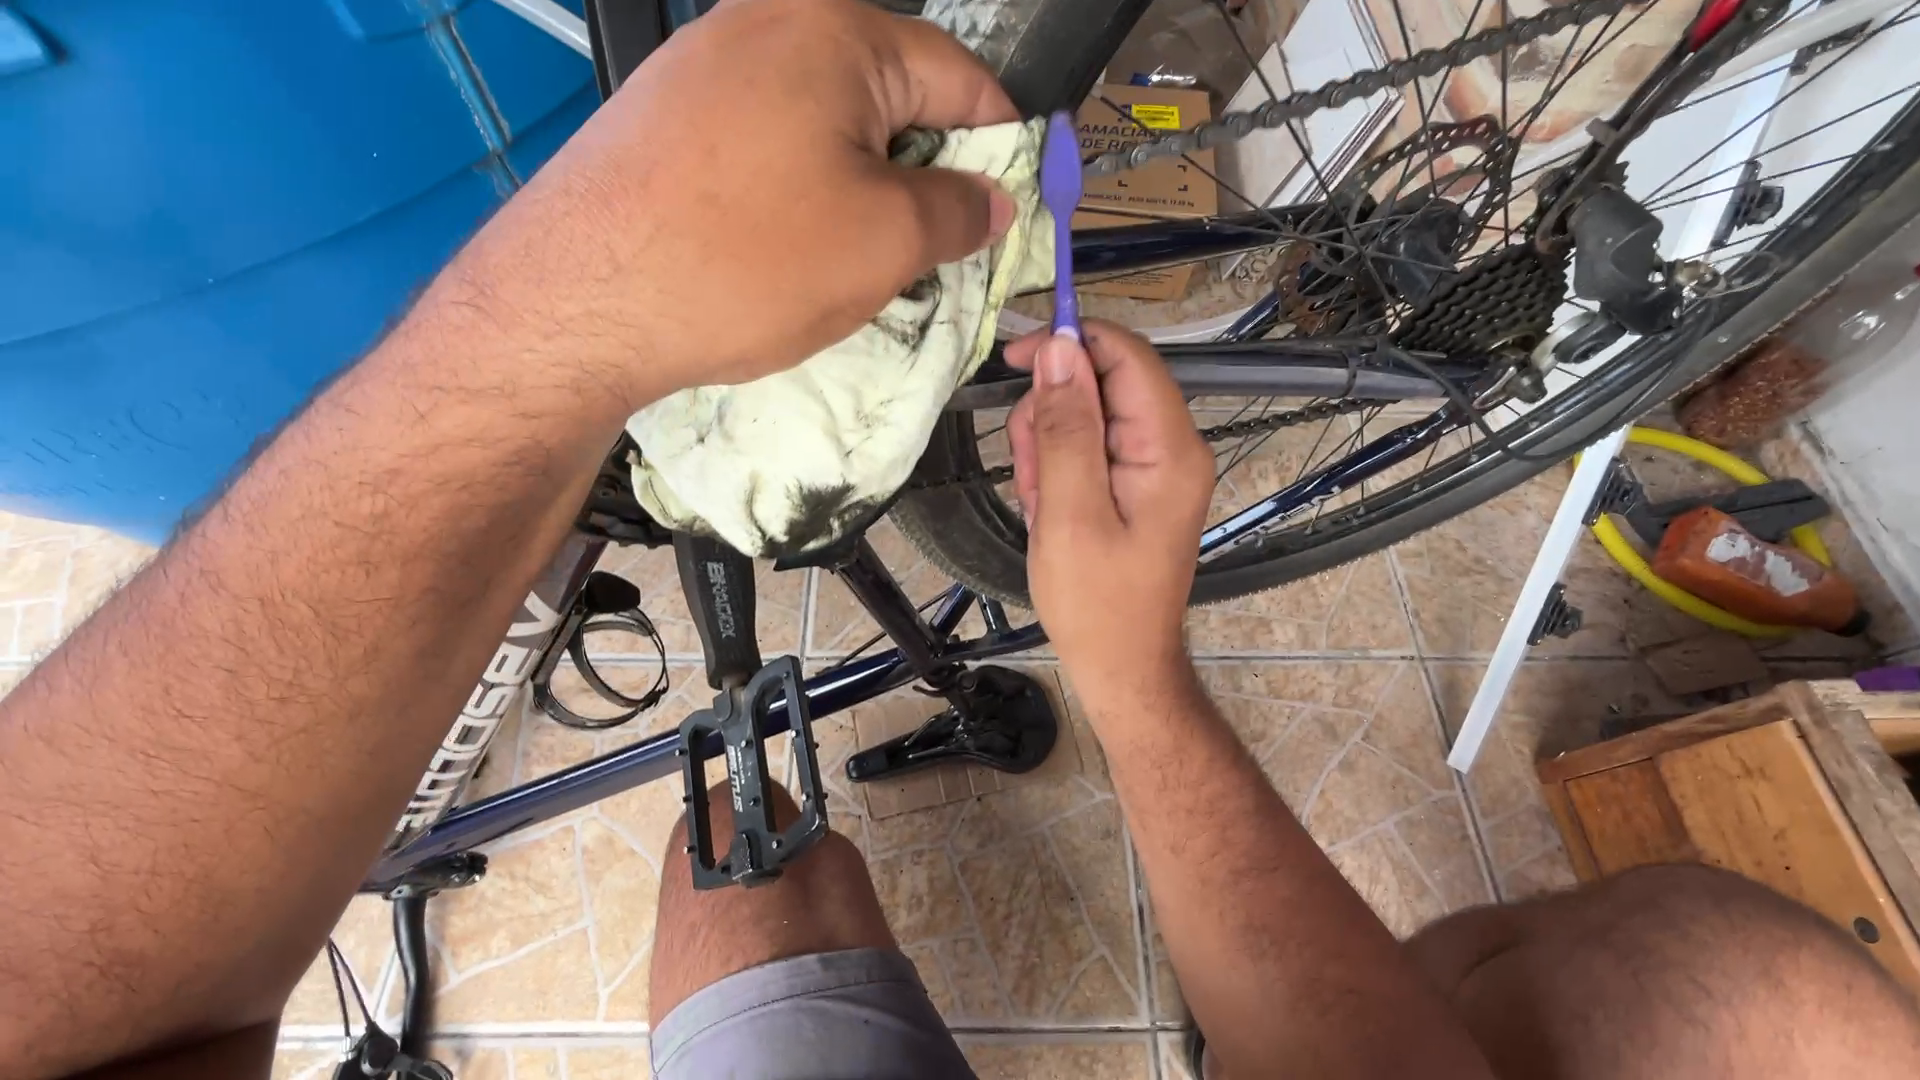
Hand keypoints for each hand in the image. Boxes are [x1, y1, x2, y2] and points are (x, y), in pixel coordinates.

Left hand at [429, 0, 1016, 410]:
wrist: (579, 302)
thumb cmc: (749, 262)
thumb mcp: (883, 241)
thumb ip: (956, 211)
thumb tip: (992, 200)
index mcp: (835, 30)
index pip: (960, 76)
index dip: (1001, 146)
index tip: (1011, 208)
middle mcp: (767, 22)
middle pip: (890, 99)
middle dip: (925, 174)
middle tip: (937, 253)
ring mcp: (708, 67)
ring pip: (828, 129)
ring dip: (864, 192)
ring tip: (863, 264)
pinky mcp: (670, 119)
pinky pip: (771, 148)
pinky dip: (804, 195)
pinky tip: (793, 252)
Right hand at [1006, 322, 1213, 697]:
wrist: (1119, 663)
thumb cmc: (1096, 602)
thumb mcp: (1070, 513)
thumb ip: (1065, 427)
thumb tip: (1058, 349)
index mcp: (1169, 447)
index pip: (1126, 355)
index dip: (1071, 341)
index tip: (1015, 358)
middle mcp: (1170, 446)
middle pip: (1100, 383)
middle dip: (1050, 417)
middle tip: (1031, 475)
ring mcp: (1152, 465)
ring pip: (1083, 415)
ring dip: (1046, 449)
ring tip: (1040, 504)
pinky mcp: (1133, 483)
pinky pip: (1084, 449)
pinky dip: (1055, 472)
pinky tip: (1048, 511)